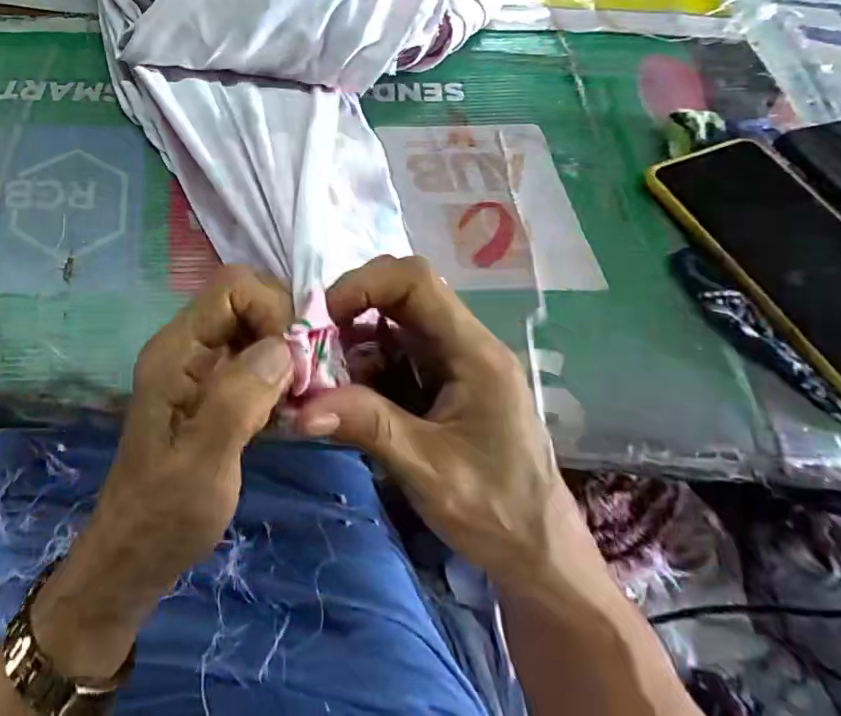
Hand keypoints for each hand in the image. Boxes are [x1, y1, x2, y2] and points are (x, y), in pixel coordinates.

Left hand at [30, 266, 294, 677]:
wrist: (136, 551)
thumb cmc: (167, 513)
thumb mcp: (204, 462)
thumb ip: (237, 399)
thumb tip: (282, 345)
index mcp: (175, 352)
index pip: (230, 288)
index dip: (271, 309)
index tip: (296, 361)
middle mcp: (184, 348)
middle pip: (244, 301)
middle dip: (283, 328)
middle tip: (305, 381)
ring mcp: (196, 367)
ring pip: (251, 329)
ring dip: (284, 354)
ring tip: (302, 399)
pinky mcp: (209, 390)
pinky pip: (250, 360)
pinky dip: (276, 375)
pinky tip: (287, 412)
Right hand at [291, 255, 577, 586]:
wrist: (540, 558)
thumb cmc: (496, 512)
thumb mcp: (428, 470)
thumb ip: (368, 426)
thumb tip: (300, 407)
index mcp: (474, 354)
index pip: (416, 282)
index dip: (363, 284)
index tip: (324, 317)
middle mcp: (463, 347)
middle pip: (401, 293)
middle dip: (351, 309)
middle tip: (316, 345)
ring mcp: (450, 364)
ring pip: (390, 323)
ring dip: (352, 342)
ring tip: (327, 380)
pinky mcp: (438, 384)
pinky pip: (391, 354)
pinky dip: (361, 366)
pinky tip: (347, 397)